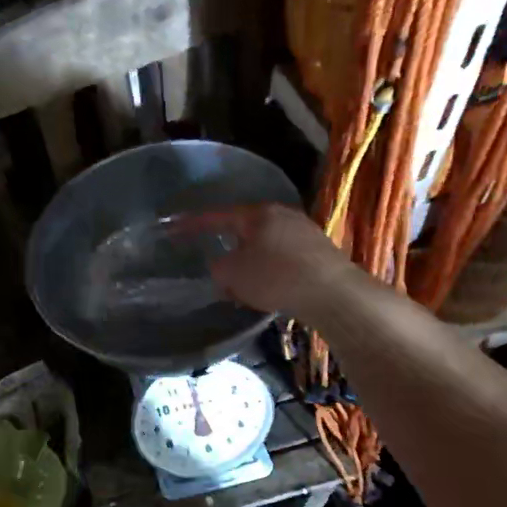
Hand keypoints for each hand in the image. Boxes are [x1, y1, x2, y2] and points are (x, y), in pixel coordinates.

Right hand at [206, 203, 360, 315]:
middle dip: (228, 247)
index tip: (174, 228)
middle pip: (245, 229)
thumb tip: (221, 266)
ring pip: (266, 246)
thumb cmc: (276, 277)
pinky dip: (271, 271)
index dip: (193, 223)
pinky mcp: (320, 252)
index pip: (217, 215)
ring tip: (243, 286)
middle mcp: (283, 214)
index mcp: (257, 213)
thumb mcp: (233, 274)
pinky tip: (270, 290)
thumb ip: (218, 267)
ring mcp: (305, 232)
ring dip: (251, 263)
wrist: (332, 293)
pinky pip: (284, 259)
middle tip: (216, 265)